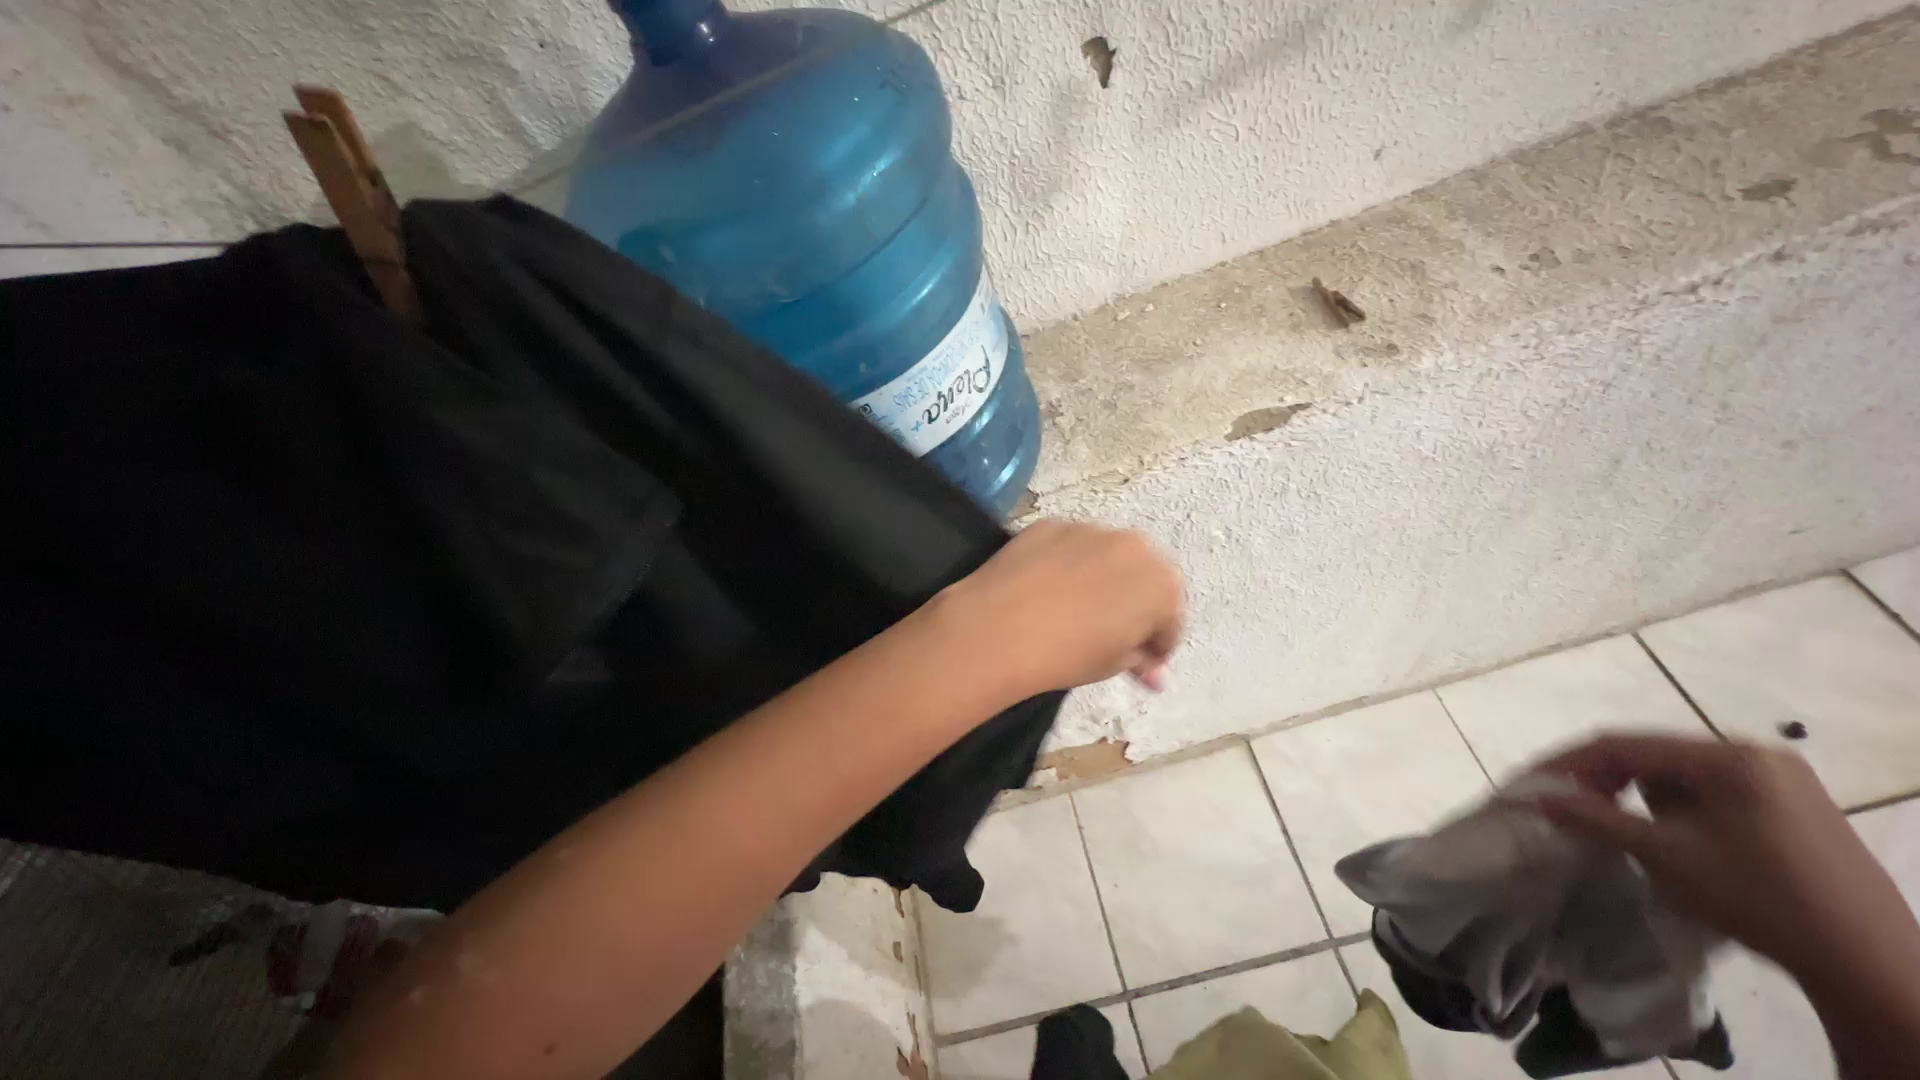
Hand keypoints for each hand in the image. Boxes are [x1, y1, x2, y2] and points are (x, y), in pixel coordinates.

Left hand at [929, 519, 1183, 698]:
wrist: (1001, 627)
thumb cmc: (1068, 654)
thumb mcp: (1112, 665)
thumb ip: (1139, 660)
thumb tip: (1153, 673)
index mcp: (1163, 585)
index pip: (1170, 621)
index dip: (1155, 646)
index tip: (1138, 663)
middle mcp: (1135, 546)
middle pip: (1143, 579)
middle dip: (1133, 604)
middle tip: (1108, 634)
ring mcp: (1091, 529)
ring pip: (1106, 557)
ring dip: (1100, 579)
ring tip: (1072, 610)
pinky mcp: (1052, 524)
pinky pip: (1069, 548)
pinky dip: (1065, 565)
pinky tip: (1044, 590)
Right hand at [1531, 734, 1916, 979]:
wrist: (1868, 962)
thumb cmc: (1759, 898)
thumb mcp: (1665, 855)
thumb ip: (1595, 818)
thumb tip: (1536, 799)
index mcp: (1727, 756)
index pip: (1625, 744)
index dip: (1569, 762)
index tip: (1531, 784)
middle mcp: (1755, 754)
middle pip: (1654, 755)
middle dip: (1605, 780)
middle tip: (1568, 807)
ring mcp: (1780, 780)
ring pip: (1681, 775)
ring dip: (1642, 797)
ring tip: (1619, 829)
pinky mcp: (1793, 807)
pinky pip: (1712, 792)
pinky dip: (1679, 809)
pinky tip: (1669, 839)